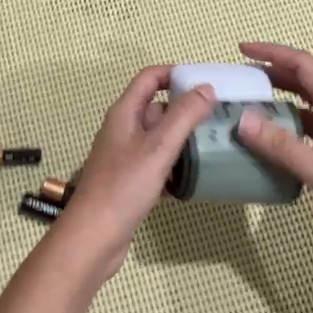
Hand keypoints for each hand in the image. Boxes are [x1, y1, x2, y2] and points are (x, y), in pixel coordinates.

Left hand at [58, 66, 216, 277]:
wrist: (94, 238)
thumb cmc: (124, 186)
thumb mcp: (158, 147)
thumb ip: (184, 116)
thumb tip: (206, 88)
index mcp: (125, 113)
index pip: (149, 78)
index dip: (174, 73)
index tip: (204, 81)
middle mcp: (123, 129)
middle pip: (157, 109)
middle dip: (185, 111)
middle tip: (217, 117)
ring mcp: (125, 157)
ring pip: (159, 139)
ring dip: (182, 141)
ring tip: (214, 147)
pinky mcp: (130, 182)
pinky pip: (157, 165)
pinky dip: (174, 168)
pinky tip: (195, 180)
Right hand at [234, 42, 312, 260]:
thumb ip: (282, 146)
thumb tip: (243, 119)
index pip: (304, 65)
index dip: (273, 52)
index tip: (243, 50)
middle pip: (304, 81)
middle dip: (272, 73)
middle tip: (241, 79)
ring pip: (305, 107)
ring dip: (278, 101)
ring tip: (250, 108)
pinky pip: (308, 132)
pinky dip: (287, 129)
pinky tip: (271, 145)